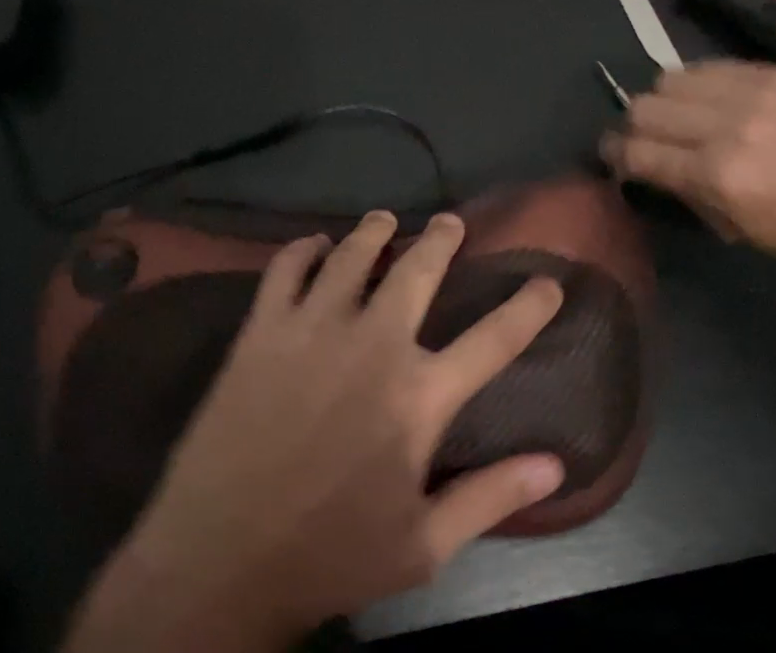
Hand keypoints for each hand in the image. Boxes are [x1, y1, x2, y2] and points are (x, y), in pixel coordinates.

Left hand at [66, 211, 566, 652]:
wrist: (220, 556)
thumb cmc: (329, 555)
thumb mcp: (423, 545)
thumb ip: (489, 497)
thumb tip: (555, 465)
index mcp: (419, 396)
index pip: (493, 339)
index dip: (529, 307)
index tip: (549, 282)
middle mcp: (372, 345)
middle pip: (418, 272)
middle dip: (441, 241)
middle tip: (451, 223)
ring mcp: (312, 330)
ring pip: (351, 256)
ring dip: (374, 232)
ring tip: (385, 220)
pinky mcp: (262, 332)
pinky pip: (285, 269)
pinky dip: (302, 248)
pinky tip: (313, 245)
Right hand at [600, 60, 775, 275]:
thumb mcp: (741, 230)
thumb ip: (687, 194)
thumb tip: (650, 171)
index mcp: (717, 174)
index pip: (636, 152)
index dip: (612, 156)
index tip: (609, 159)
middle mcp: (726, 124)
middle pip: (643, 106)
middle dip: (631, 127)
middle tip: (642, 142)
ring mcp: (752, 91)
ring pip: (669, 78)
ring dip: (661, 101)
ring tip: (676, 118)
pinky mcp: (774, 73)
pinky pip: (709, 67)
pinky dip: (695, 85)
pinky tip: (709, 102)